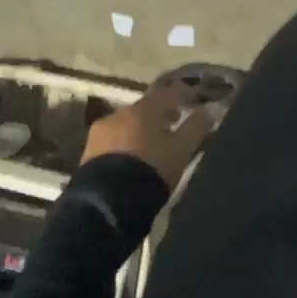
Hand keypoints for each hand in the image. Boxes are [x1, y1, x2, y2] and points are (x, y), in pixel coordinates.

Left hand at [81, 80, 212, 186]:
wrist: (105, 205)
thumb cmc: (150, 170)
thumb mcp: (182, 150)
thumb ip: (197, 126)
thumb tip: (209, 109)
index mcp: (143, 109)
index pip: (169, 92)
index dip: (185, 94)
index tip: (196, 99)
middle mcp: (119, 114)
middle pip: (145, 108)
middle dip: (161, 113)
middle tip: (174, 123)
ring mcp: (99, 134)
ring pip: (127, 124)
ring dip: (141, 129)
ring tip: (153, 144)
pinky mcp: (87, 155)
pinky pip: (114, 141)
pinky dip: (126, 144)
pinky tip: (133, 158)